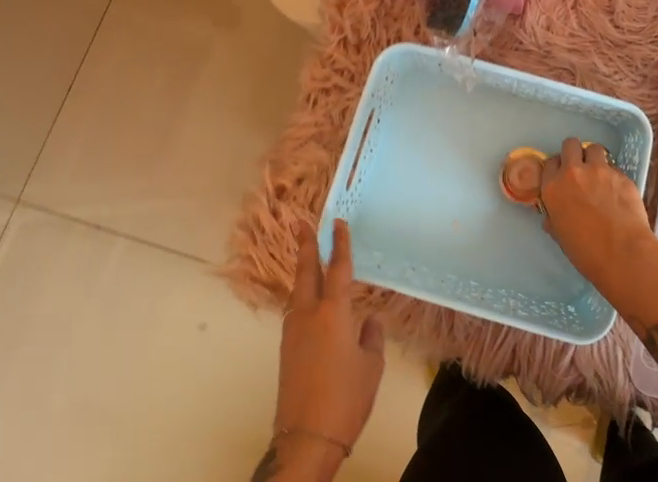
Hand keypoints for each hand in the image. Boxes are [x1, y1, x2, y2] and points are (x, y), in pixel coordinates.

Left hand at [277, 220, 384, 460]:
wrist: (307, 435)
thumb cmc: (347, 397)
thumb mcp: (371, 365)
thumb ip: (371, 336)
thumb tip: (368, 321)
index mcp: (333, 313)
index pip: (338, 269)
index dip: (340, 244)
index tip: (338, 222)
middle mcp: (309, 315)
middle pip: (306, 272)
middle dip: (305, 246)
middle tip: (301, 224)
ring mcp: (293, 332)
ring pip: (297, 292)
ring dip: (302, 271)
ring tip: (308, 257)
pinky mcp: (287, 349)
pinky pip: (296, 311)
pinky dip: (303, 295)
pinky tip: (311, 301)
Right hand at [539, 137, 657, 287]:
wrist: (622, 253)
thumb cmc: (586, 252)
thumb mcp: (560, 235)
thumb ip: (554, 218)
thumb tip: (553, 216)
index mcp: (554, 187)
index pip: (550, 162)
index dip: (557, 168)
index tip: (562, 176)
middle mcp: (574, 173)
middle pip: (571, 145)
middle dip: (574, 153)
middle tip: (580, 169)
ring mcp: (601, 171)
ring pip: (595, 149)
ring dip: (595, 159)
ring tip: (600, 175)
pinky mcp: (623, 175)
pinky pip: (615, 168)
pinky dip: (613, 176)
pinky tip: (618, 193)